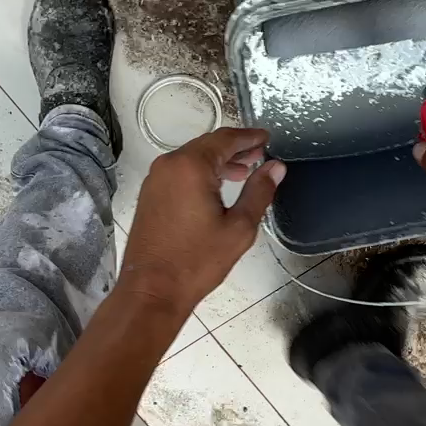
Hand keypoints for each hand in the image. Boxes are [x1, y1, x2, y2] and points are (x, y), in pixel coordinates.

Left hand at [121, 128, 286, 312]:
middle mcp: (169, 164)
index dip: (249, 136)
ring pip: (193, 158)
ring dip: (218, 161)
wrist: (151, 289)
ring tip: (244, 171)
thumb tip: (276, 167)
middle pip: (207, 145)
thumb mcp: (239, 227)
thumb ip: (259, 192)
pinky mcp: (150, 193)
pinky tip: (217, 186)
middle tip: (259, 153)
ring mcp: (156, 178)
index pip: (225, 139)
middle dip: (235, 148)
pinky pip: (180, 171)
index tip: (266, 137)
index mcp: (191, 166)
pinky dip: (201, 172)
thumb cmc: (197, 261)